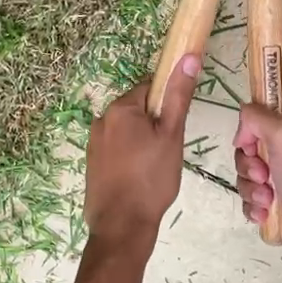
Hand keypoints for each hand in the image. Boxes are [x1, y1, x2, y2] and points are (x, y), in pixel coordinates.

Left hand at [83, 54, 199, 254]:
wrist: (122, 226)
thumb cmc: (151, 178)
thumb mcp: (172, 135)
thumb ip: (179, 95)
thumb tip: (189, 56)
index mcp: (120, 108)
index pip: (150, 88)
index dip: (167, 103)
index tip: (177, 124)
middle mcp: (101, 120)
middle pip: (138, 109)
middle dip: (155, 123)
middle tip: (170, 149)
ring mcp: (94, 143)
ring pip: (128, 131)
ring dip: (143, 140)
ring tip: (157, 166)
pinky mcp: (92, 163)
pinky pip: (117, 149)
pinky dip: (130, 156)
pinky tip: (141, 177)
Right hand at [233, 103, 281, 244]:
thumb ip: (256, 117)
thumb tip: (242, 132)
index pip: (255, 119)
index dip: (248, 134)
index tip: (251, 147)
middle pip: (246, 149)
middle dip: (249, 167)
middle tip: (263, 176)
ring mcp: (280, 171)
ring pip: (246, 175)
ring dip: (252, 189)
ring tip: (268, 198)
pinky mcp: (275, 196)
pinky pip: (250, 196)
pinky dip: (254, 205)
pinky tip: (265, 212)